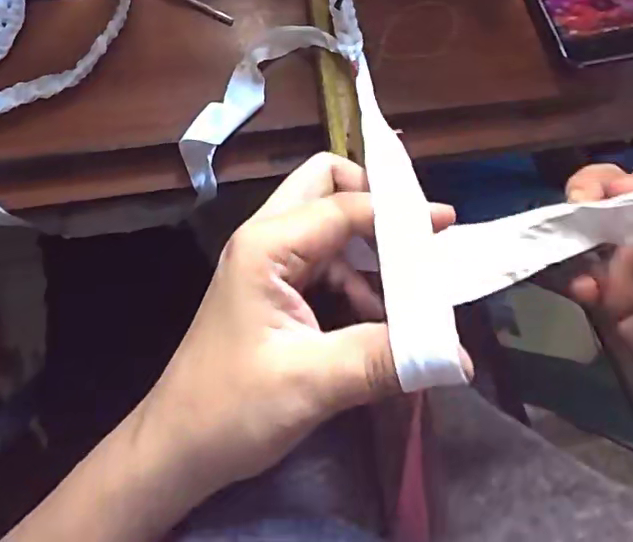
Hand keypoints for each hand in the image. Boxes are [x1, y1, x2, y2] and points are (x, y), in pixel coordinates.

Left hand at [134, 153, 459, 501]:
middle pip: (325, 185)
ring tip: (409, 287)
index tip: (444, 225)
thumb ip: (383, 359)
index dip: (394, 211)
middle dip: (374, 203)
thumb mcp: (312, 382)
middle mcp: (266, 237)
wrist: (177, 445)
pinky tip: (378, 318)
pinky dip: (356, 277)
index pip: (342, 205)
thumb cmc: (232, 408)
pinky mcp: (274, 285)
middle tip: (419, 235)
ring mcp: (268, 259)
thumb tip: (454, 353)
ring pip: (328, 222)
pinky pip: (325, 260)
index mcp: (267, 244)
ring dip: (369, 247)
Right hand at [548, 164, 632, 449]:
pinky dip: (573, 276)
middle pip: (624, 204)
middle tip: (577, 201)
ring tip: (563, 240)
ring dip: (575, 230)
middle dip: (594, 192)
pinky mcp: (619, 311)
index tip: (613, 190)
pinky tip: (579, 289)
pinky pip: (588, 282)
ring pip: (598, 236)